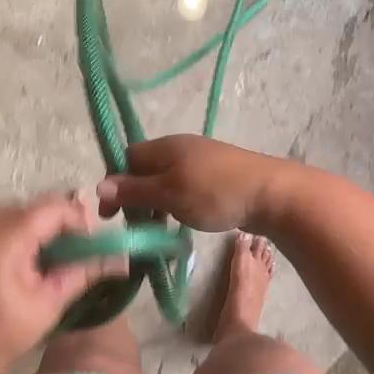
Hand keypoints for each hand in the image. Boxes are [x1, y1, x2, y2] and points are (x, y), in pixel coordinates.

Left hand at [0, 195, 113, 373]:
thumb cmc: (0, 339)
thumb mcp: (48, 306)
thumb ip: (83, 273)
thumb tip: (123, 259)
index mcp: (0, 242)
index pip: (49, 209)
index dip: (76, 219)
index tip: (89, 241)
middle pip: (27, 208)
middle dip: (53, 224)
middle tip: (69, 252)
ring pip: (6, 212)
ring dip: (28, 227)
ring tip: (40, 258)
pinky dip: (3, 233)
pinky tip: (12, 261)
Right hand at [96, 135, 301, 232]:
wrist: (273, 194)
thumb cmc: (216, 193)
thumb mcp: (169, 194)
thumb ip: (135, 191)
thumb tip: (99, 186)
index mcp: (166, 146)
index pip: (127, 158)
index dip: (115, 184)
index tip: (112, 215)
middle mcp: (183, 148)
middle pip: (146, 169)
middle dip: (136, 196)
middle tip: (137, 225)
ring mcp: (204, 161)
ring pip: (167, 180)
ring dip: (158, 203)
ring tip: (161, 227)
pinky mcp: (220, 177)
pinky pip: (187, 188)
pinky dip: (179, 204)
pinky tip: (186, 221)